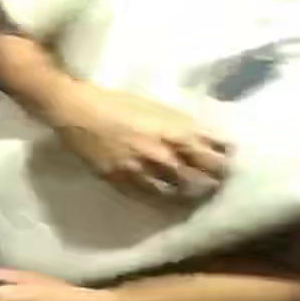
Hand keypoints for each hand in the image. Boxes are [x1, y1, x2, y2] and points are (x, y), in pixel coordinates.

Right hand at [46, 83, 229, 199]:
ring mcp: (138, 169)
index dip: (225, 163)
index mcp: (176, 132)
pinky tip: (164, 198)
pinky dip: (160, 198)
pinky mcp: (117, 178)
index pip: (217, 157)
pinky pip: (145, 195)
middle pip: (202, 179)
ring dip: (187, 194)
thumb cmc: (115, 102)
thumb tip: (212, 142)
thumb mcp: (157, 108)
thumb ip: (184, 126)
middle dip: (211, 181)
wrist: (73, 109)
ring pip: (175, 192)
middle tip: (214, 183)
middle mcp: (162, 154)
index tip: (226, 165)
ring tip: (191, 194)